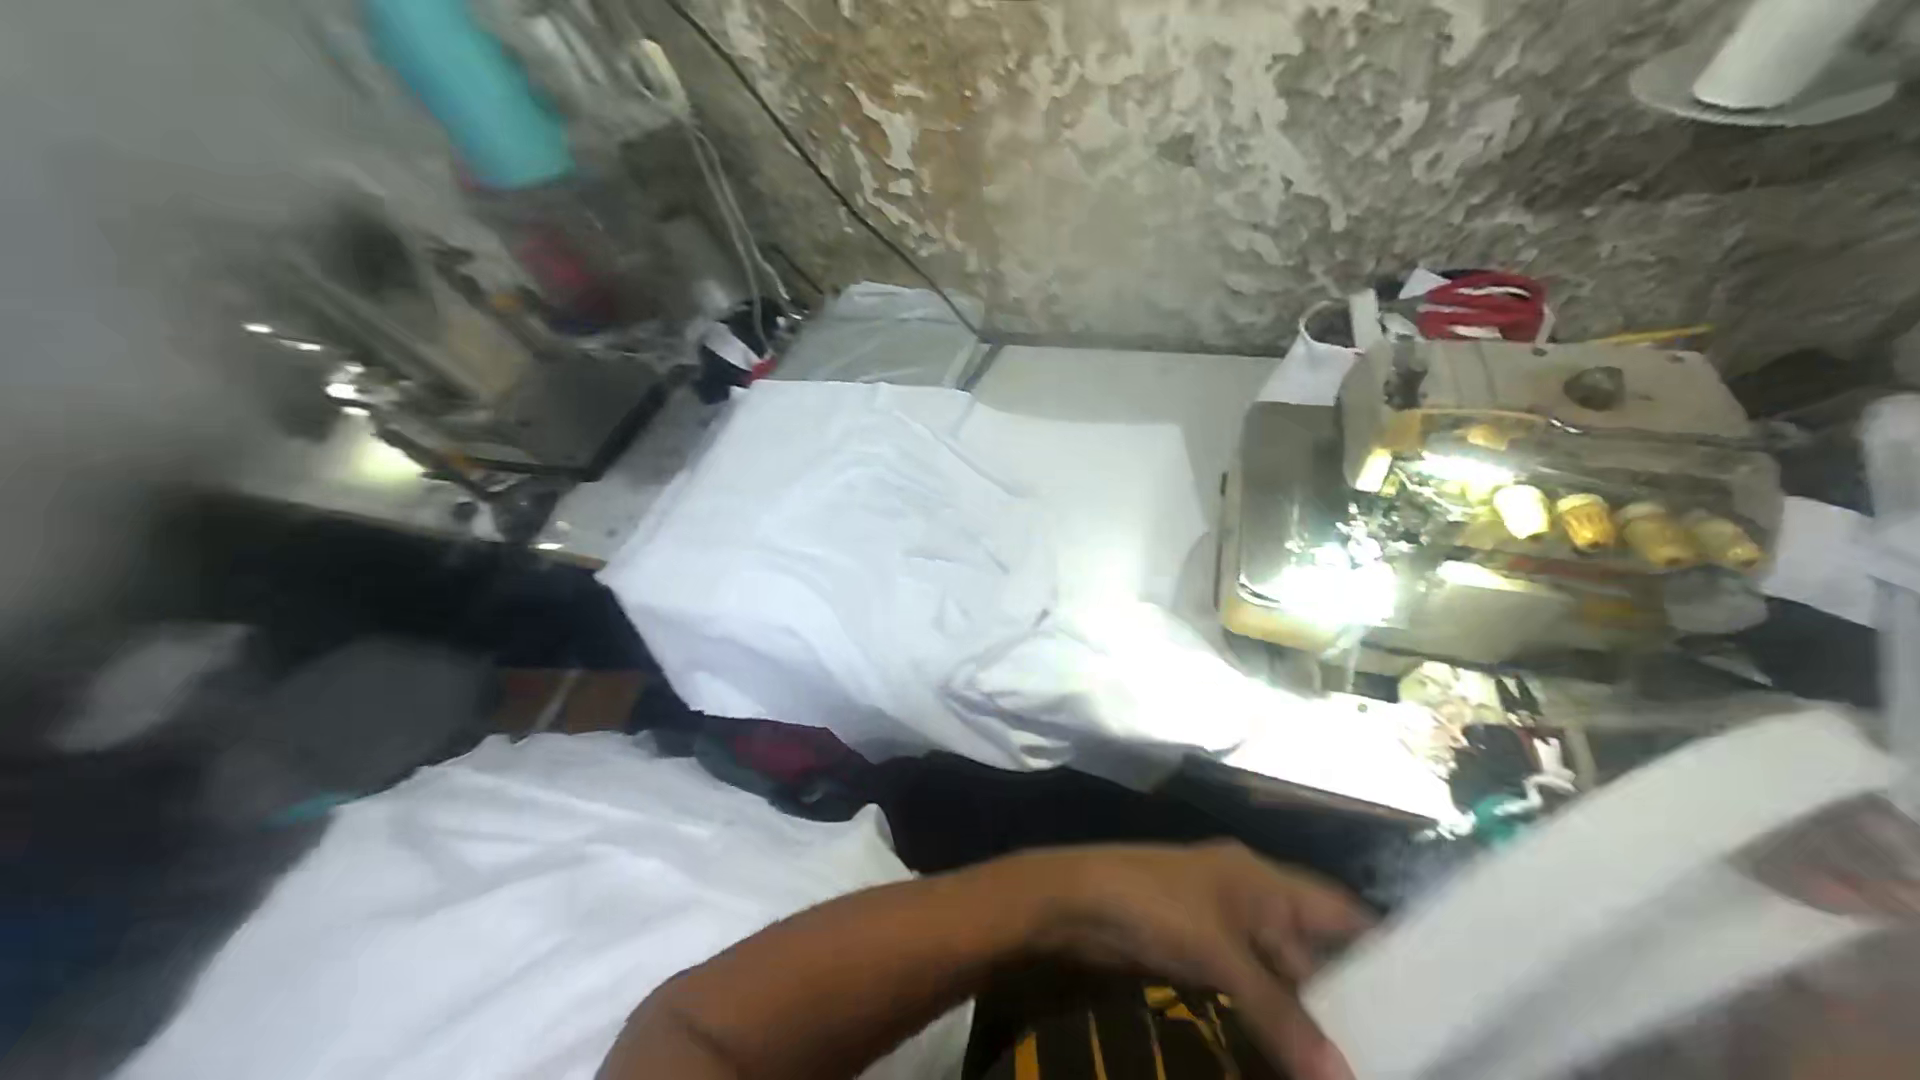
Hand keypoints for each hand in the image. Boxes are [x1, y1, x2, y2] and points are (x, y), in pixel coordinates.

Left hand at [1001, 841, 1373, 1079]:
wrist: (1072, 902)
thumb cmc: (1152, 907)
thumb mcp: (1220, 957)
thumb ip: (1281, 1018)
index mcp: (1263, 879)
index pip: (1342, 911)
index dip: (1386, 949)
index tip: (1436, 1004)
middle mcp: (1252, 898)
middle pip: (1316, 949)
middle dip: (1352, 1000)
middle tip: (1407, 1057)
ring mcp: (1224, 927)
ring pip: (1284, 975)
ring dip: (1311, 1018)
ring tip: (1363, 1068)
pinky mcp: (1199, 954)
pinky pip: (1252, 989)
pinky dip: (1273, 1020)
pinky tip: (1299, 1061)